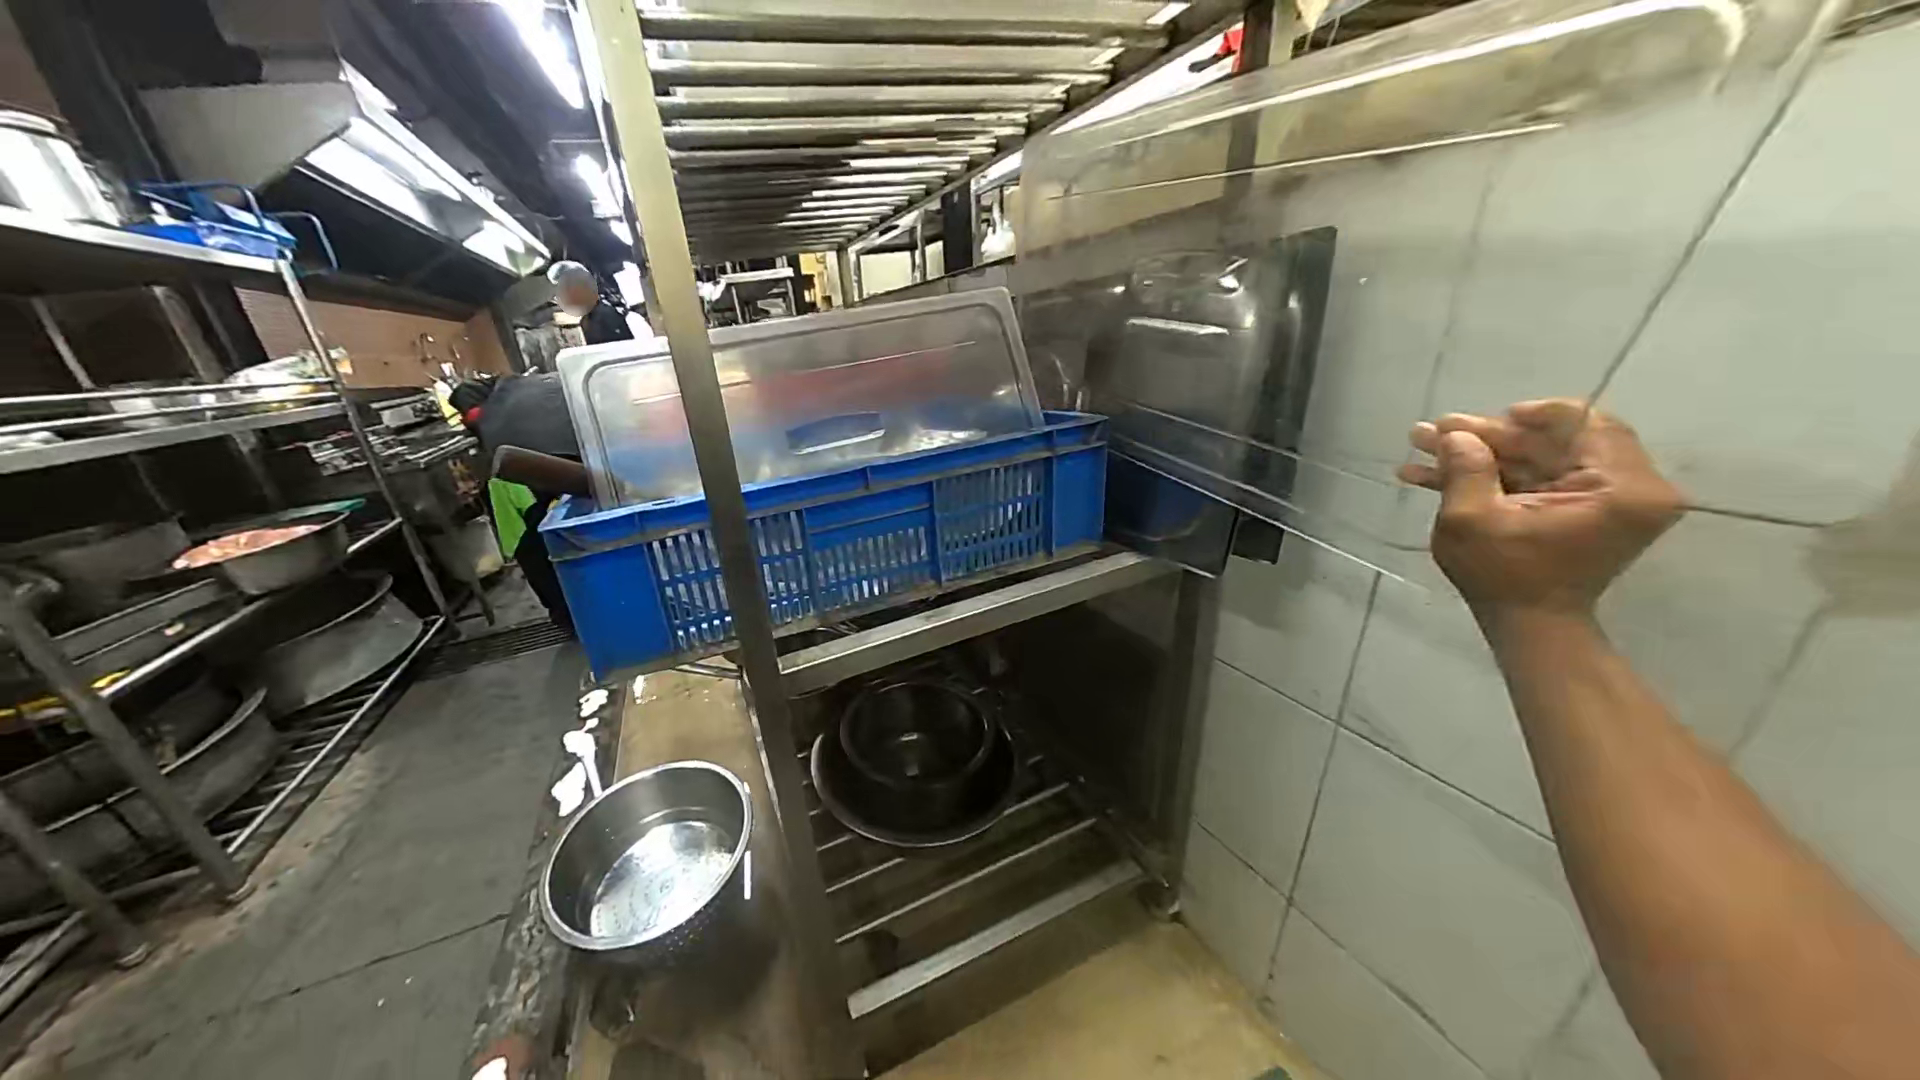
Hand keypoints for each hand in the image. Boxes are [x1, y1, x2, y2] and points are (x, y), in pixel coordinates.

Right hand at [1396, 399, 1684, 619]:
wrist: (1529, 626)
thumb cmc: (1503, 576)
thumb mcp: (1472, 520)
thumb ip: (1465, 470)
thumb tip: (1454, 435)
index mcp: (1620, 487)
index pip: (1585, 423)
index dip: (1531, 415)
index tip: (1485, 419)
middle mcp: (1627, 487)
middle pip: (1553, 442)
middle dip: (1486, 438)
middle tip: (1431, 433)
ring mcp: (1604, 501)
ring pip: (1536, 459)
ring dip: (1479, 455)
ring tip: (1421, 449)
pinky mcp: (1579, 512)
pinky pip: (1535, 481)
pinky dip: (1491, 477)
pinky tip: (1432, 475)